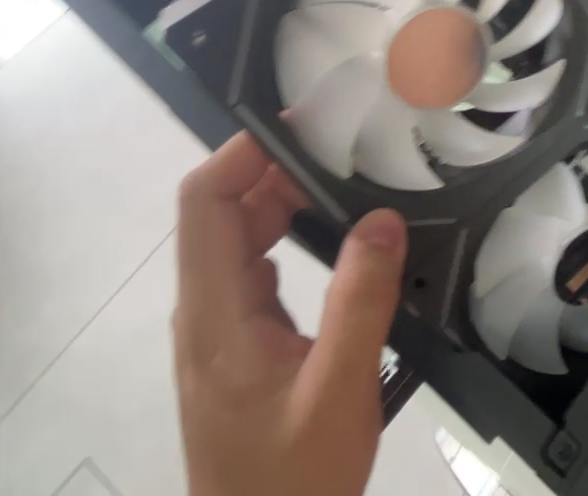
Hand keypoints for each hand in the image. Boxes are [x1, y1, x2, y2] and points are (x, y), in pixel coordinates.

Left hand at [174, 134, 407, 495]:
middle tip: (346, 148)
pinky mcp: (239, 345)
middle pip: (222, 215)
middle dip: (275, 170)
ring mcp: (220, 331)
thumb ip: (361, 301)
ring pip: (239, 240)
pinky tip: (336, 236)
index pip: (206, 207)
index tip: (304, 127)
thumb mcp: (339, 390)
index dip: (243, 155)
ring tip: (348, 180)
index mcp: (217, 318)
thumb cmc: (294, 479)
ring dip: (285, 201)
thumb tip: (381, 218)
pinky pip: (256, 268)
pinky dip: (290, 234)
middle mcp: (206, 315)